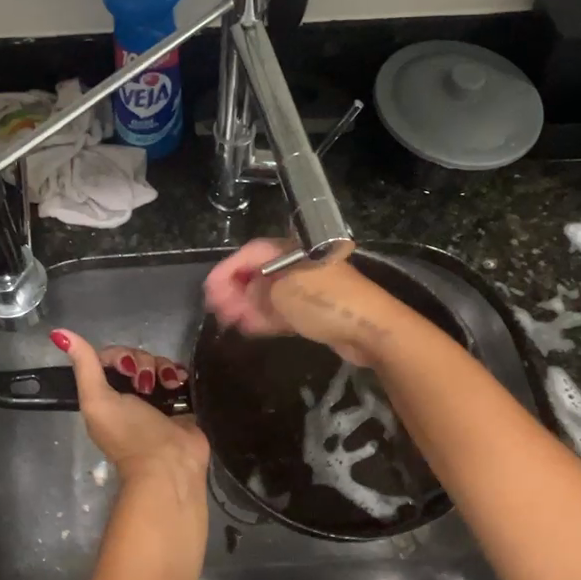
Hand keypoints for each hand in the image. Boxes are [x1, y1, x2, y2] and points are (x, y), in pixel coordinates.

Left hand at [51, 330, 208, 489]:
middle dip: (142, 363)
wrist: (168, 465)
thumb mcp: (97, 400)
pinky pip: (176, 373)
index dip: (119, 356)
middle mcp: (129, 393)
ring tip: (166, 385)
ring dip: (162, 368)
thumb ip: (83, 367)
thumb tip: (58, 333)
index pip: (111, 357)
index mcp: (106, 394)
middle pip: (136, 357)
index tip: (125, 368)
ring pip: (157, 362)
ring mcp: (155, 395)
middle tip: (145, 384)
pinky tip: (178, 382)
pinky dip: (177, 373)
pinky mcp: (177, 399)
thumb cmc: (129, 435)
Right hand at [202, 239, 405, 366]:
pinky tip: (248, 327)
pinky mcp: (315, 309)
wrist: (372, 329)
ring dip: (247, 305)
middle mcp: (298, 264)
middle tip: (215, 309)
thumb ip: (256, 294)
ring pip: (269, 293)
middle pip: (258, 272)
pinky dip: (264, 316)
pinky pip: (282, 309)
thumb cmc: (326, 302)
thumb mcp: (282, 295)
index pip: (250, 253)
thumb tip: (244, 296)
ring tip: (227, 321)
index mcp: (292, 250)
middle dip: (235, 289)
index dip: (227, 270)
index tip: (209, 290)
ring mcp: (307, 288)